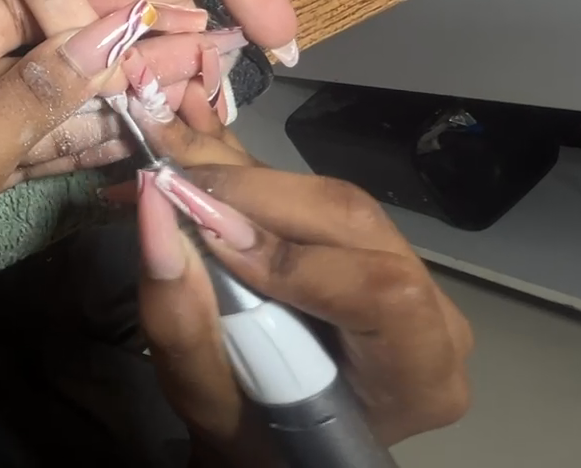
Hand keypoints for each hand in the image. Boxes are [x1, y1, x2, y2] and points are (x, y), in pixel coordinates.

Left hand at [0, 0, 228, 376]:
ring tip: (185, 99)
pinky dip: (75, 147)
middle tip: (199, 62)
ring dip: (104, 106)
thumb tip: (104, 32)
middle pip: (36, 60)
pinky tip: (132, 140)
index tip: (161, 14)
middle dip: (110, 62)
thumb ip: (34, 93)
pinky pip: (31, 149)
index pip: (16, 12)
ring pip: (41, 108)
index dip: (88, 10)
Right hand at [134, 164, 473, 459]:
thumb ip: (180, 317)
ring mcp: (394, 262)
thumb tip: (153, 210)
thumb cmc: (248, 429)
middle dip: (245, 189)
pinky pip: (294, 181)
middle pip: (347, 217)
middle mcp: (427, 310)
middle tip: (161, 181)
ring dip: (229, 170)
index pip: (380, 290)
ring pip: (318, 189)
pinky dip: (228, 163)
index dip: (288, 254)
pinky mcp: (350, 234)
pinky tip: (179, 151)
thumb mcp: (203, 396)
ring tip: (159, 163)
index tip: (204, 236)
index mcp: (416, 374)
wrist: (269, 429)